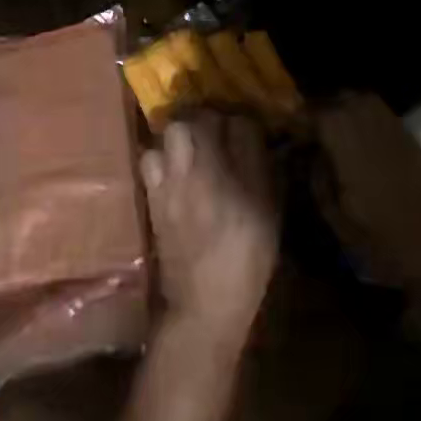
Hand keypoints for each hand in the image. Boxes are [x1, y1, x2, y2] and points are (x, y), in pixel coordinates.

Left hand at [141, 113, 279, 339]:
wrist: (204, 303)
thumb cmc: (247, 265)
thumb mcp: (271, 220)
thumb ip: (266, 176)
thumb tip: (259, 142)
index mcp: (247, 182)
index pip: (243, 126)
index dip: (244, 122)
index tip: (244, 129)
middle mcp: (208, 175)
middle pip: (201, 119)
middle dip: (208, 117)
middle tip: (213, 129)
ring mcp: (175, 183)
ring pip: (172, 132)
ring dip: (180, 132)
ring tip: (189, 145)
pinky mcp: (153, 196)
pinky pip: (150, 157)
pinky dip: (158, 155)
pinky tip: (169, 167)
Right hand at [316, 94, 420, 300]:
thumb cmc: (375, 241)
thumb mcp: (332, 215)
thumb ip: (316, 176)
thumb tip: (308, 153)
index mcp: (354, 152)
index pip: (323, 116)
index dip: (302, 118)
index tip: (288, 130)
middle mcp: (378, 135)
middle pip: (348, 99)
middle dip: (324, 107)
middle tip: (310, 126)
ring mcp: (402, 138)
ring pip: (371, 103)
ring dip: (348, 109)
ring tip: (334, 129)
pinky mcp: (417, 147)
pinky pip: (388, 120)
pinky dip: (369, 121)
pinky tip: (363, 143)